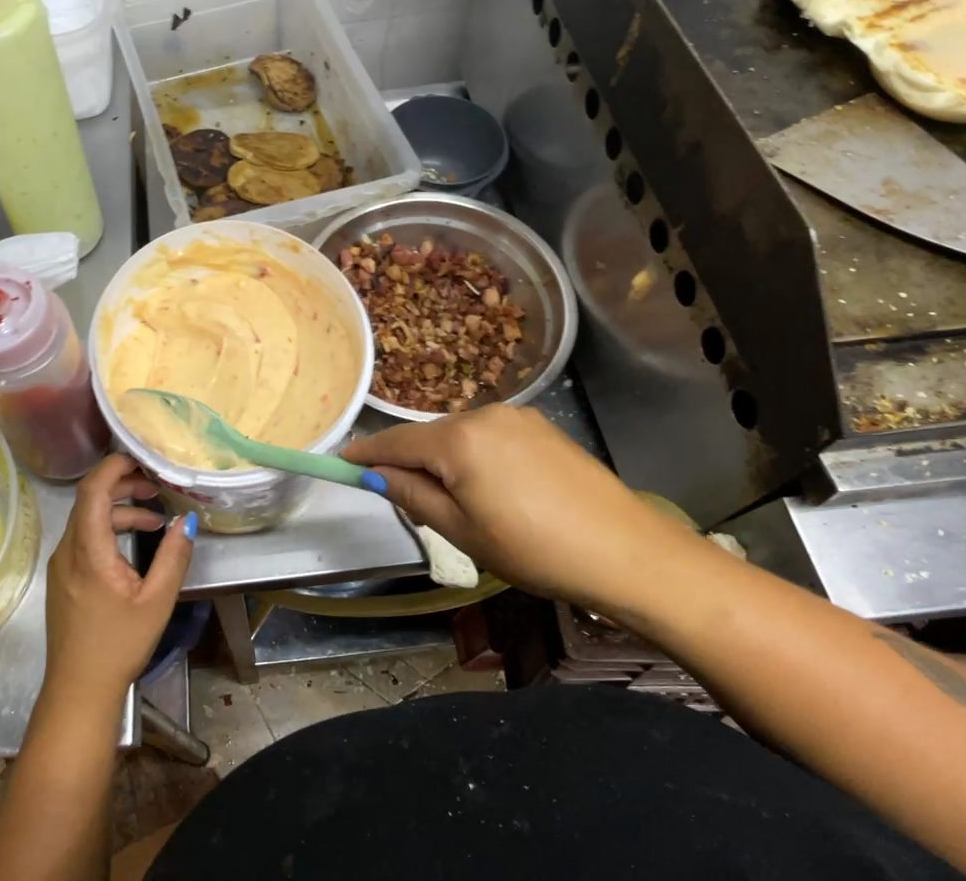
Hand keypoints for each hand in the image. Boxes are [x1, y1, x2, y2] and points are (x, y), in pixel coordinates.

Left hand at [42, 454, 194, 705]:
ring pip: (87, 521)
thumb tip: (188, 520)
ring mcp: (61, 565)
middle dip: (121, 486)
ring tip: (154, 520)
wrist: (79, 689)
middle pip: (88, 500)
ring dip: (118, 511)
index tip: (140, 458)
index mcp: (88, 551)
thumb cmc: (119, 645)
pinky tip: (133, 546)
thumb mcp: (157, 601)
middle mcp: (68, 550)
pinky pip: (83, 540)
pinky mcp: (63, 578)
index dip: (113, 467)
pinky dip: (108, 531)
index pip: (92, 490)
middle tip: (154, 486)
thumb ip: (174, 557)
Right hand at [343, 405, 703, 611]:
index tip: (340, 463)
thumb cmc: (533, 549)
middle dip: (408, 463)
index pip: (395, 442)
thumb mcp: (461, 530)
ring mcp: (518, 418)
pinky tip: (490, 492)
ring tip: (454, 506)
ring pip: (459, 437)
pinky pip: (489, 438)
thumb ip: (411, 495)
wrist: (626, 552)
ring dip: (443, 462)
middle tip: (404, 504)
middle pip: (427, 436)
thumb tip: (373, 475)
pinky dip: (474, 458)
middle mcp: (485, 414)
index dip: (365, 454)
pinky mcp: (543, 428)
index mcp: (458, 438)